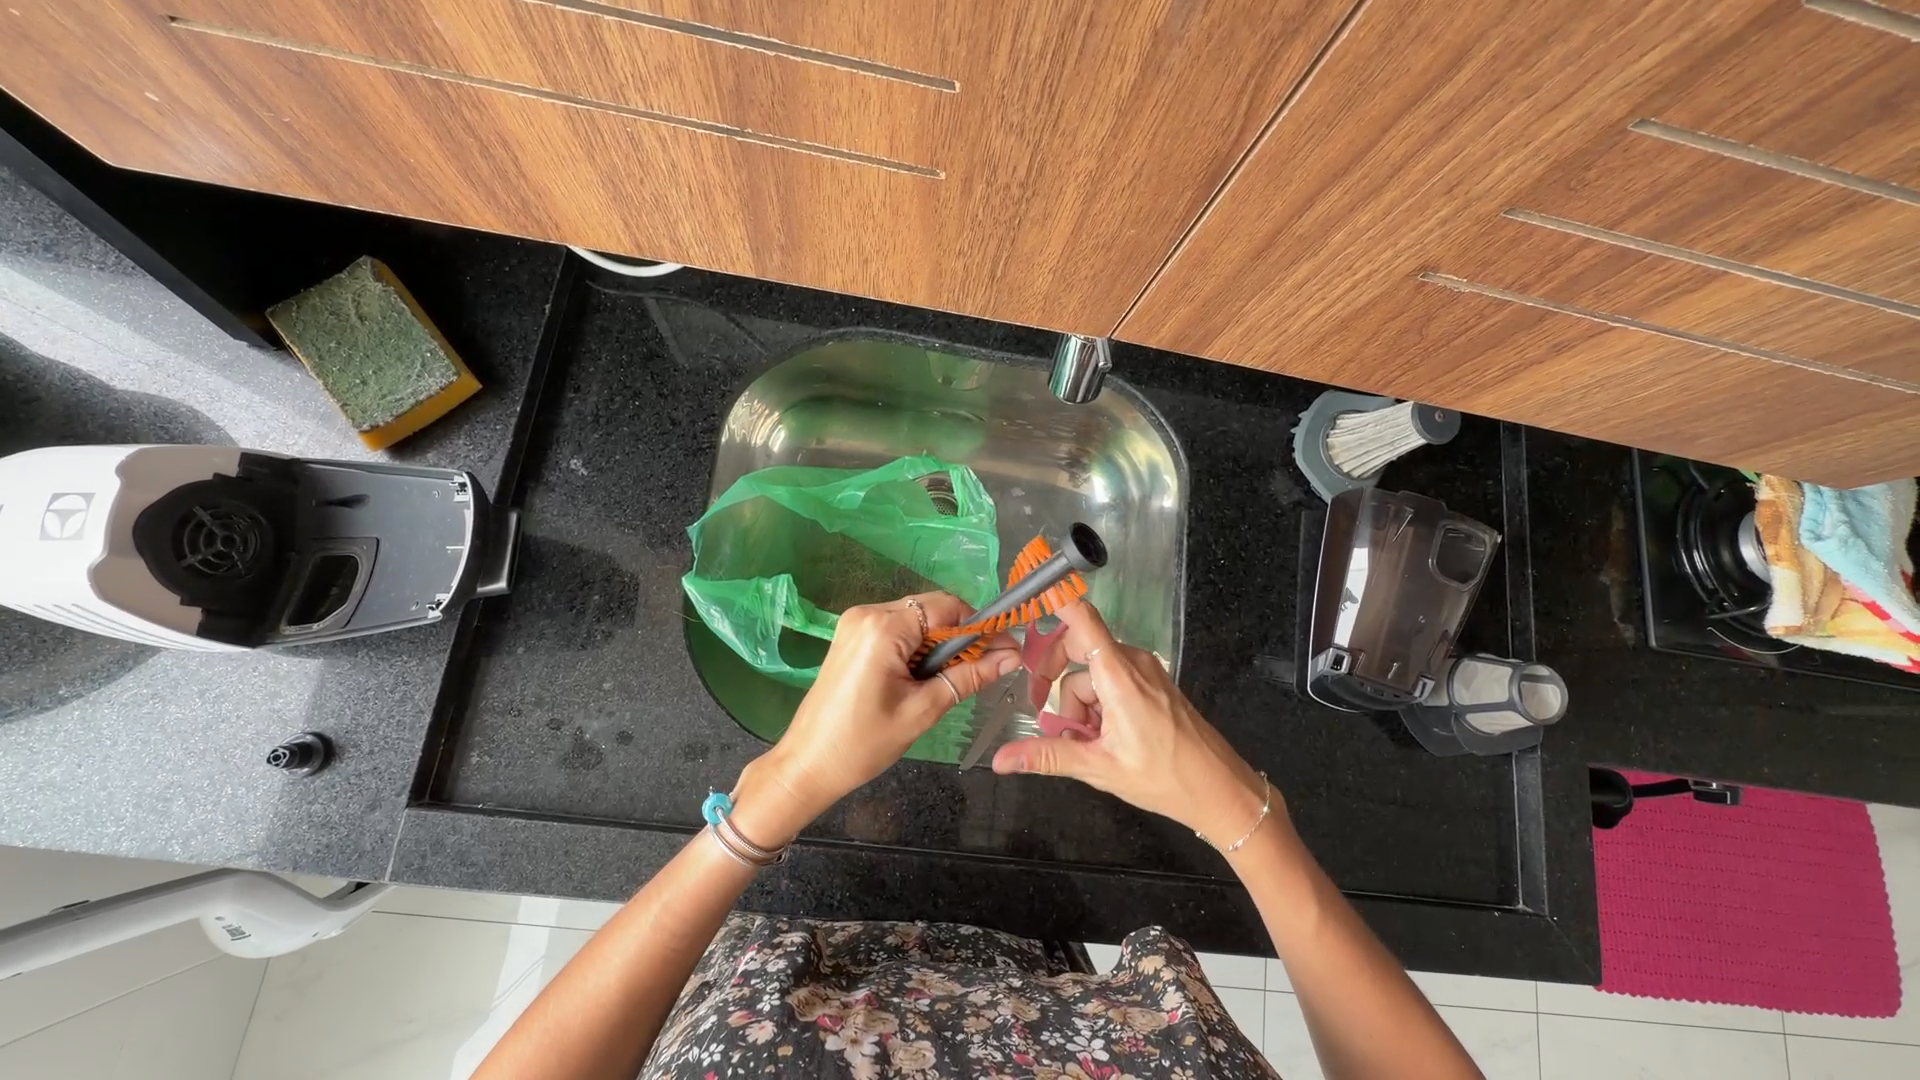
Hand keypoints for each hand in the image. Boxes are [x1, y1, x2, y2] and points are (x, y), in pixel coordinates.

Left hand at [733, 593, 1020, 845]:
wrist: (807, 764)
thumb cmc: (864, 742)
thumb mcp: (924, 709)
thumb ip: (969, 676)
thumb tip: (1012, 656)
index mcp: (883, 627)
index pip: (947, 606)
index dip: (980, 625)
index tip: (1005, 650)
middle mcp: (868, 613)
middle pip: (932, 609)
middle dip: (962, 636)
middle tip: (985, 669)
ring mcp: (855, 623)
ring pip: (916, 619)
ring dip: (940, 643)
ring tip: (952, 679)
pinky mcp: (851, 637)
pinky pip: (897, 630)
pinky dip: (917, 647)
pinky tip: (924, 677)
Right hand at [991, 600, 1271, 844]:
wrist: (1219, 788)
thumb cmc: (1163, 777)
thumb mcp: (1100, 768)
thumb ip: (1047, 756)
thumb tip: (1001, 759)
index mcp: (1119, 676)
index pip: (1083, 620)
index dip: (1055, 599)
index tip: (1031, 587)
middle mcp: (1132, 662)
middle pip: (1077, 649)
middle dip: (1055, 682)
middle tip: (1046, 718)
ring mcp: (1144, 670)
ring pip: (1092, 673)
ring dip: (1079, 704)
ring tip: (1088, 744)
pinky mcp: (1151, 682)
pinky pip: (1110, 680)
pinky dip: (1097, 704)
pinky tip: (1103, 737)